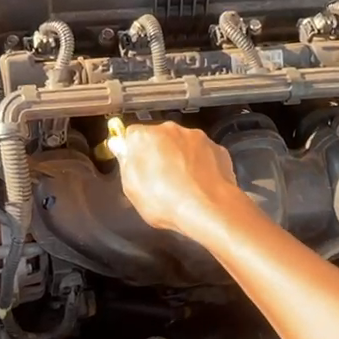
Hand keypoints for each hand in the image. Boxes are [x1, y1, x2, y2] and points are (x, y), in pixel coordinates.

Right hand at [111, 122, 257, 244]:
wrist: (210, 209)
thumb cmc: (166, 201)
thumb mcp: (132, 188)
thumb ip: (125, 162)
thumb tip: (120, 146)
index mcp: (144, 136)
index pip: (131, 135)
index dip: (132, 151)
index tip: (136, 167)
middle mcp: (170, 129)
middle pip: (158, 137)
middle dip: (158, 153)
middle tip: (159, 180)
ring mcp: (196, 137)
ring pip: (182, 144)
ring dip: (180, 157)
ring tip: (182, 185)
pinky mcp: (217, 148)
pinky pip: (202, 153)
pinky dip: (200, 164)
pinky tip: (199, 184)